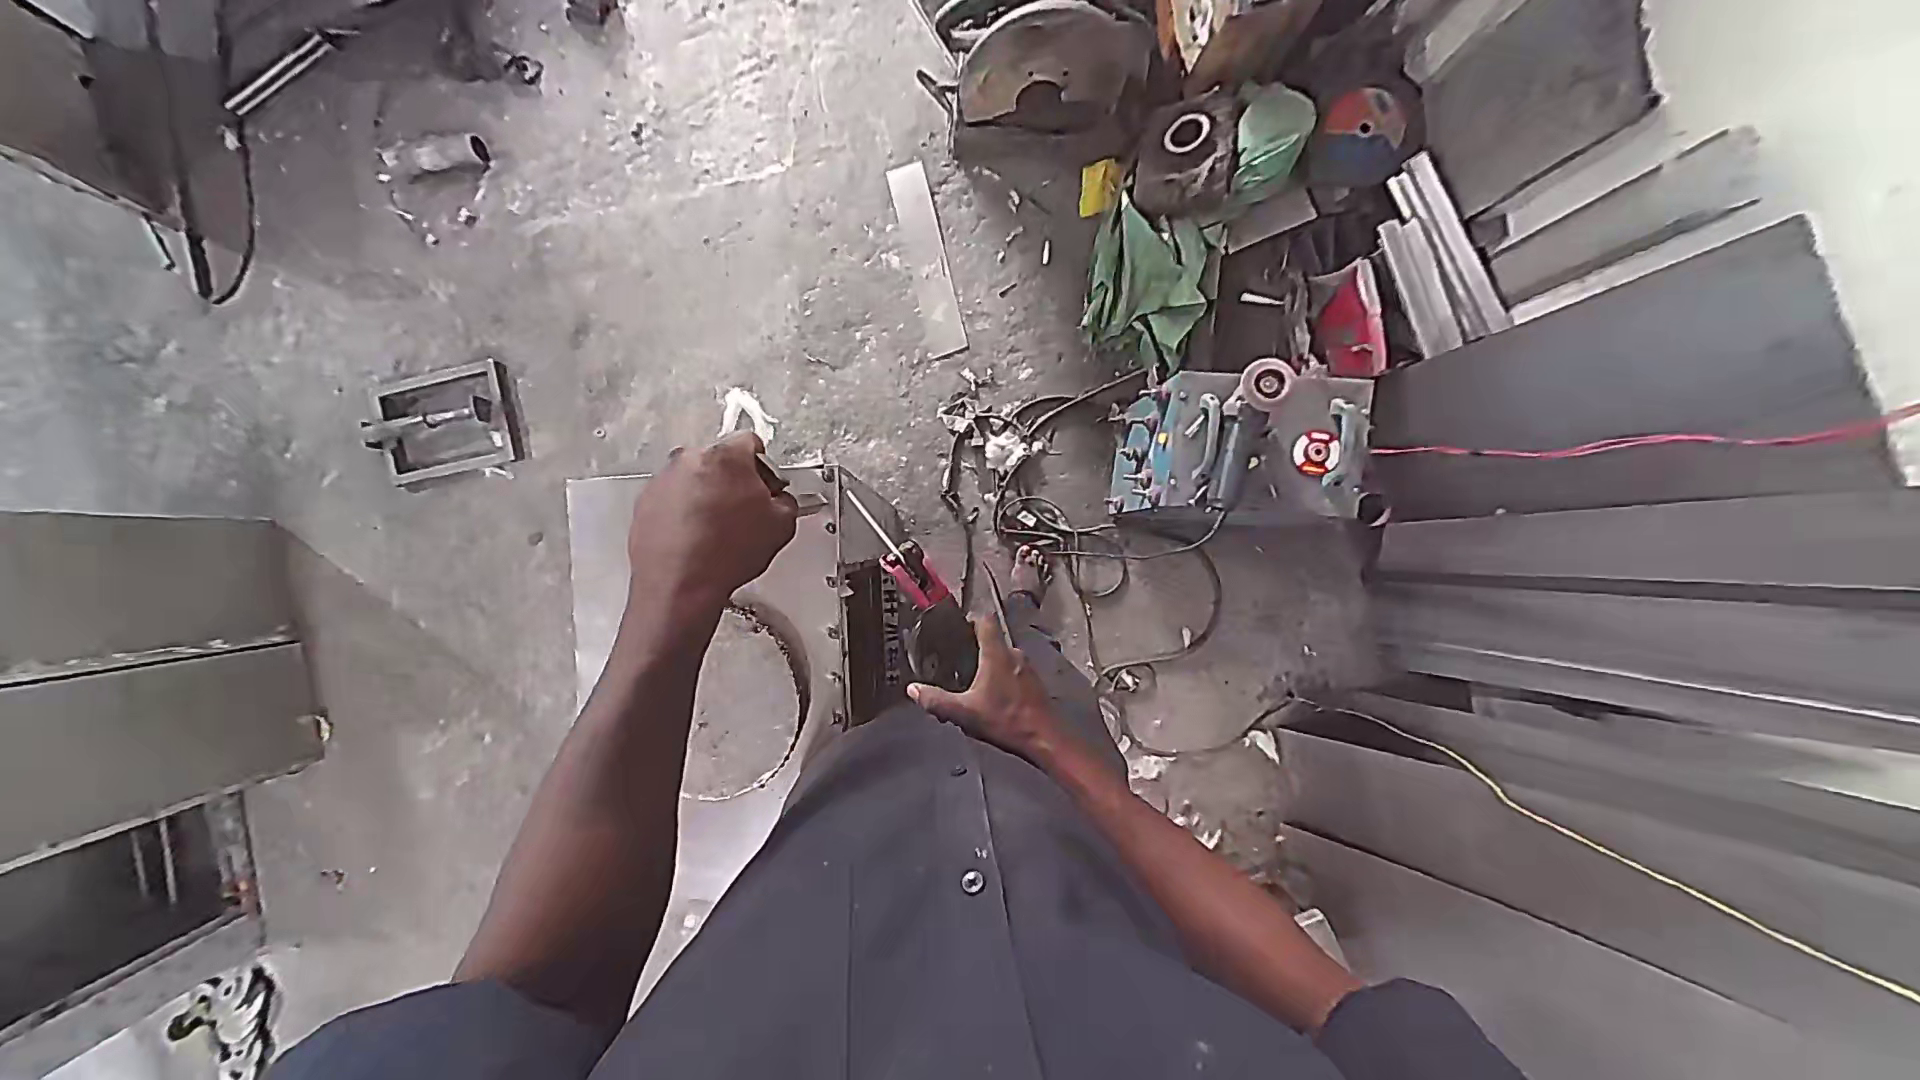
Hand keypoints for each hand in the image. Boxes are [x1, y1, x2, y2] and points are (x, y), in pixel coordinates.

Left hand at [626, 433, 798, 612]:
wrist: (680, 585)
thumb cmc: (723, 555)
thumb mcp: (781, 526)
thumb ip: (786, 501)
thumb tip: (781, 501)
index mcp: (726, 457)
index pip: (751, 442)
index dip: (764, 466)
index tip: (766, 482)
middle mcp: (690, 460)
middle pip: (721, 459)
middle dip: (735, 480)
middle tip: (746, 509)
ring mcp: (665, 480)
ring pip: (696, 478)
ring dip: (709, 495)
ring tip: (721, 529)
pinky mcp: (647, 501)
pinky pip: (674, 498)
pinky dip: (686, 511)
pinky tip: (700, 537)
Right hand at [908, 613, 1070, 761]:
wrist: (1045, 738)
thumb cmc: (1006, 720)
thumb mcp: (964, 713)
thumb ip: (937, 700)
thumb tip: (913, 690)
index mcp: (996, 654)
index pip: (985, 621)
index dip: (970, 621)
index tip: (958, 629)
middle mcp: (1014, 655)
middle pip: (993, 641)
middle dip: (976, 649)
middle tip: (958, 662)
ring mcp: (1027, 668)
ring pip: (1004, 658)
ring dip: (990, 666)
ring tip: (974, 683)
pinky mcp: (1035, 683)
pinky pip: (1015, 672)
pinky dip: (1003, 678)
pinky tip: (995, 698)